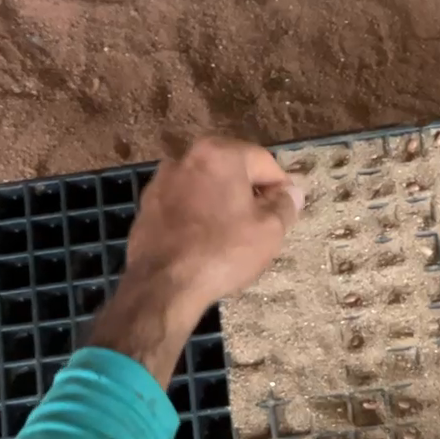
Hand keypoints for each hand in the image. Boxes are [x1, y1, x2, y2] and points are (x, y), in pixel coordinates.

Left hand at [89, 138, 300, 383]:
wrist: (163, 284)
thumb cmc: (223, 252)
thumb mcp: (269, 231)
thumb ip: (285, 205)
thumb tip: (292, 192)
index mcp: (220, 154)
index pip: (265, 162)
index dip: (281, 187)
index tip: (286, 212)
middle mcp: (187, 157)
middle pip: (232, 170)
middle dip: (250, 194)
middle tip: (261, 226)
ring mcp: (162, 181)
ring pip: (206, 187)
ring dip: (222, 204)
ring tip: (231, 236)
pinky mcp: (147, 206)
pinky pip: (184, 204)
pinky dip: (197, 216)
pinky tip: (203, 243)